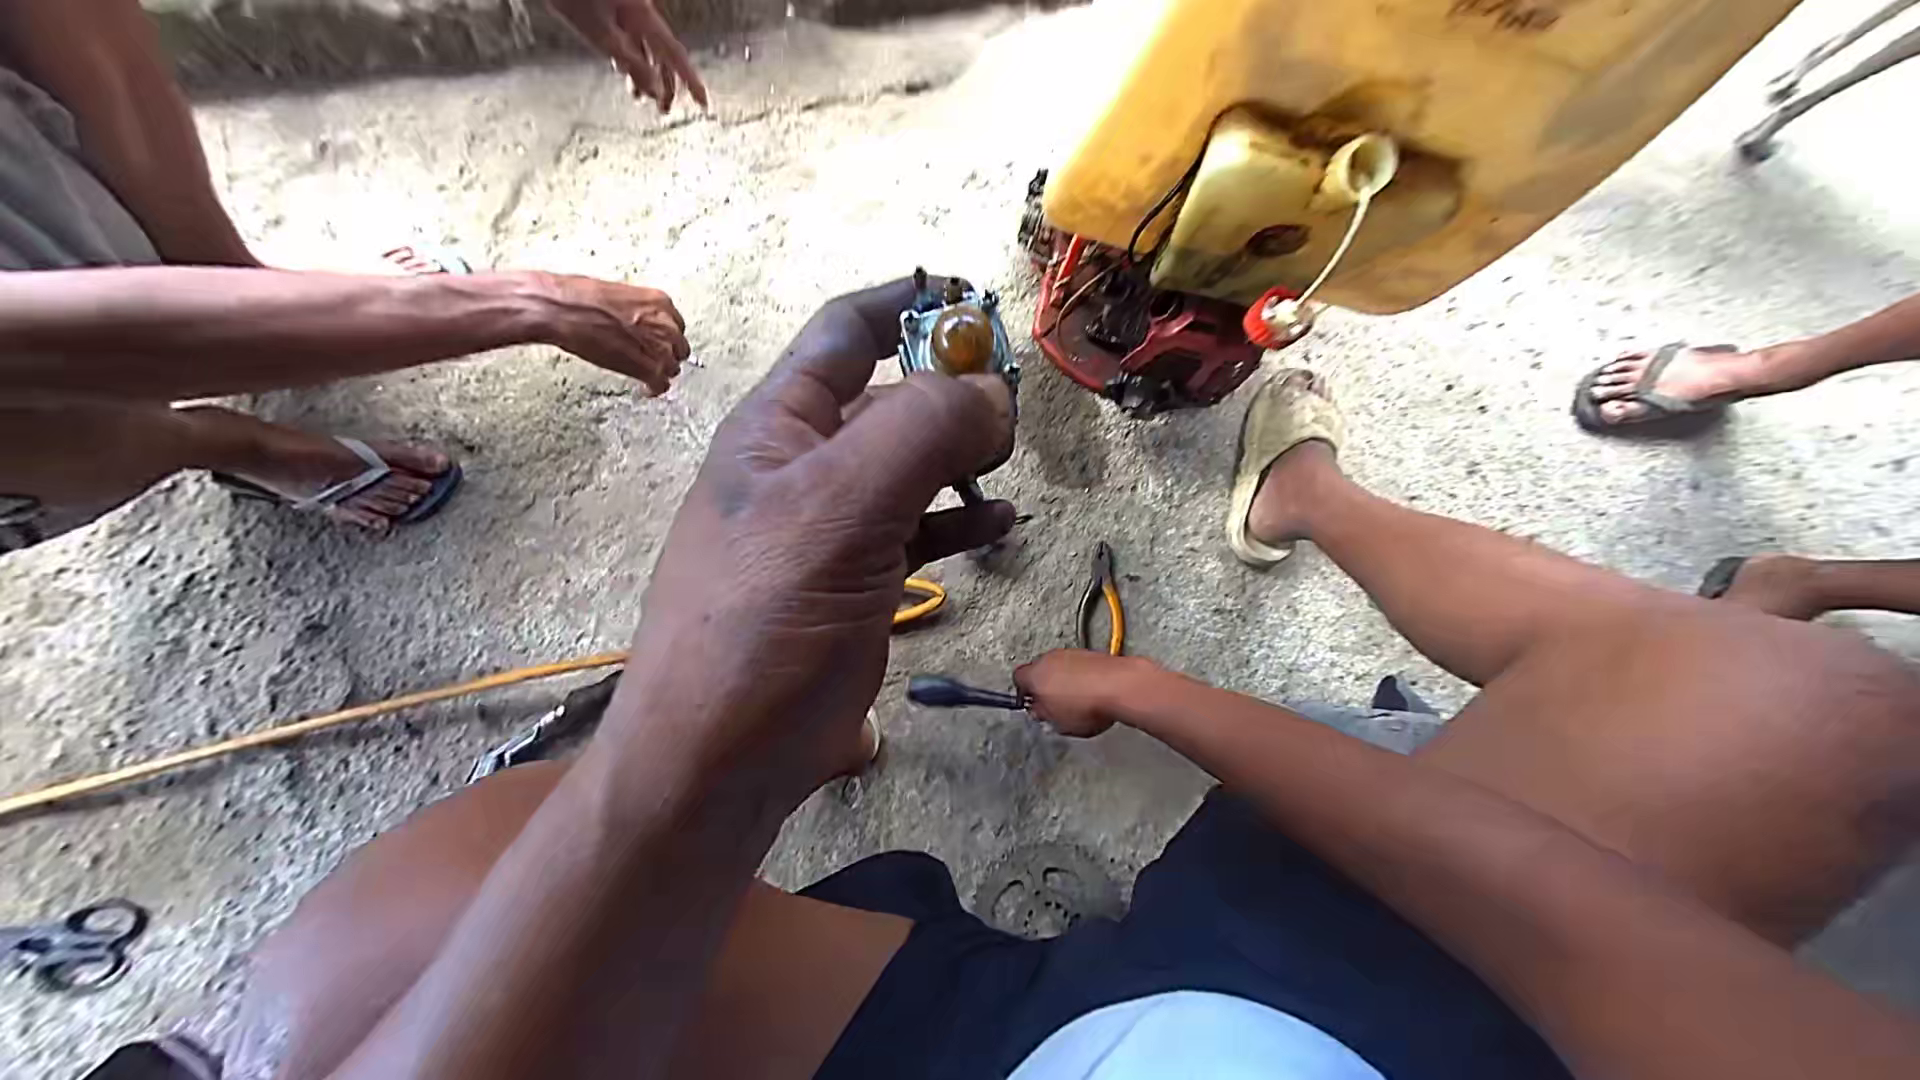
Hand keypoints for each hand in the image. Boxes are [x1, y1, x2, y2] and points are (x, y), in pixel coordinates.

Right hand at [528, 273, 689, 394]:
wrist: (560, 309)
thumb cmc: (579, 298)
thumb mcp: (620, 296)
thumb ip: (638, 312)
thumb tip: (637, 323)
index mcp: (660, 303)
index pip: (677, 327)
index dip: (667, 338)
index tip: (660, 343)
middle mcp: (666, 326)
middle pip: (679, 350)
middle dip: (666, 356)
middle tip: (653, 360)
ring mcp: (660, 349)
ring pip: (672, 369)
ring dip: (660, 372)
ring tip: (647, 374)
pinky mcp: (649, 369)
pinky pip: (661, 385)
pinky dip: (654, 389)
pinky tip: (647, 389)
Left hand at [547, 0, 708, 111]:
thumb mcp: (602, 35)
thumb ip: (632, 64)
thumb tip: (656, 92)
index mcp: (644, 18)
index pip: (677, 57)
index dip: (692, 83)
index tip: (704, 105)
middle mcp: (640, 14)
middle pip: (662, 54)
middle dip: (665, 84)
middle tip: (664, 111)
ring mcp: (626, 10)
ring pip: (646, 48)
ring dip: (645, 73)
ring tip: (638, 97)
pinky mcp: (611, 8)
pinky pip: (630, 37)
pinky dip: (631, 57)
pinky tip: (622, 70)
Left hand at [607, 276, 1014, 797]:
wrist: (724, 752)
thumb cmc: (766, 619)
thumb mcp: (837, 509)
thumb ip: (918, 434)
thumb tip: (991, 394)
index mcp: (780, 425)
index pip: (848, 334)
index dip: (909, 307)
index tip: (977, 305)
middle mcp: (807, 465)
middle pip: (892, 400)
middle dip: (951, 395)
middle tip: (1008, 414)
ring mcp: (835, 524)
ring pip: (913, 466)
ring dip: (963, 459)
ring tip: (1005, 468)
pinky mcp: (859, 578)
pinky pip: (921, 528)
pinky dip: (961, 521)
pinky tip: (999, 524)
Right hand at [1014, 650, 1147, 737]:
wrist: (1120, 686)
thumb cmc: (1088, 704)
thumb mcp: (1059, 723)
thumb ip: (1043, 714)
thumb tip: (1039, 710)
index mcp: (1035, 674)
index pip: (1018, 679)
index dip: (1024, 693)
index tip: (1034, 704)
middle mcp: (1050, 658)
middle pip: (1039, 669)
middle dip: (1046, 685)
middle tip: (1055, 705)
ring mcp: (1071, 653)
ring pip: (1060, 666)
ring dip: (1065, 680)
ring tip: (1078, 701)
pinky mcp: (1090, 653)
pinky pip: (1079, 665)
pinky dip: (1082, 676)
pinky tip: (1092, 693)